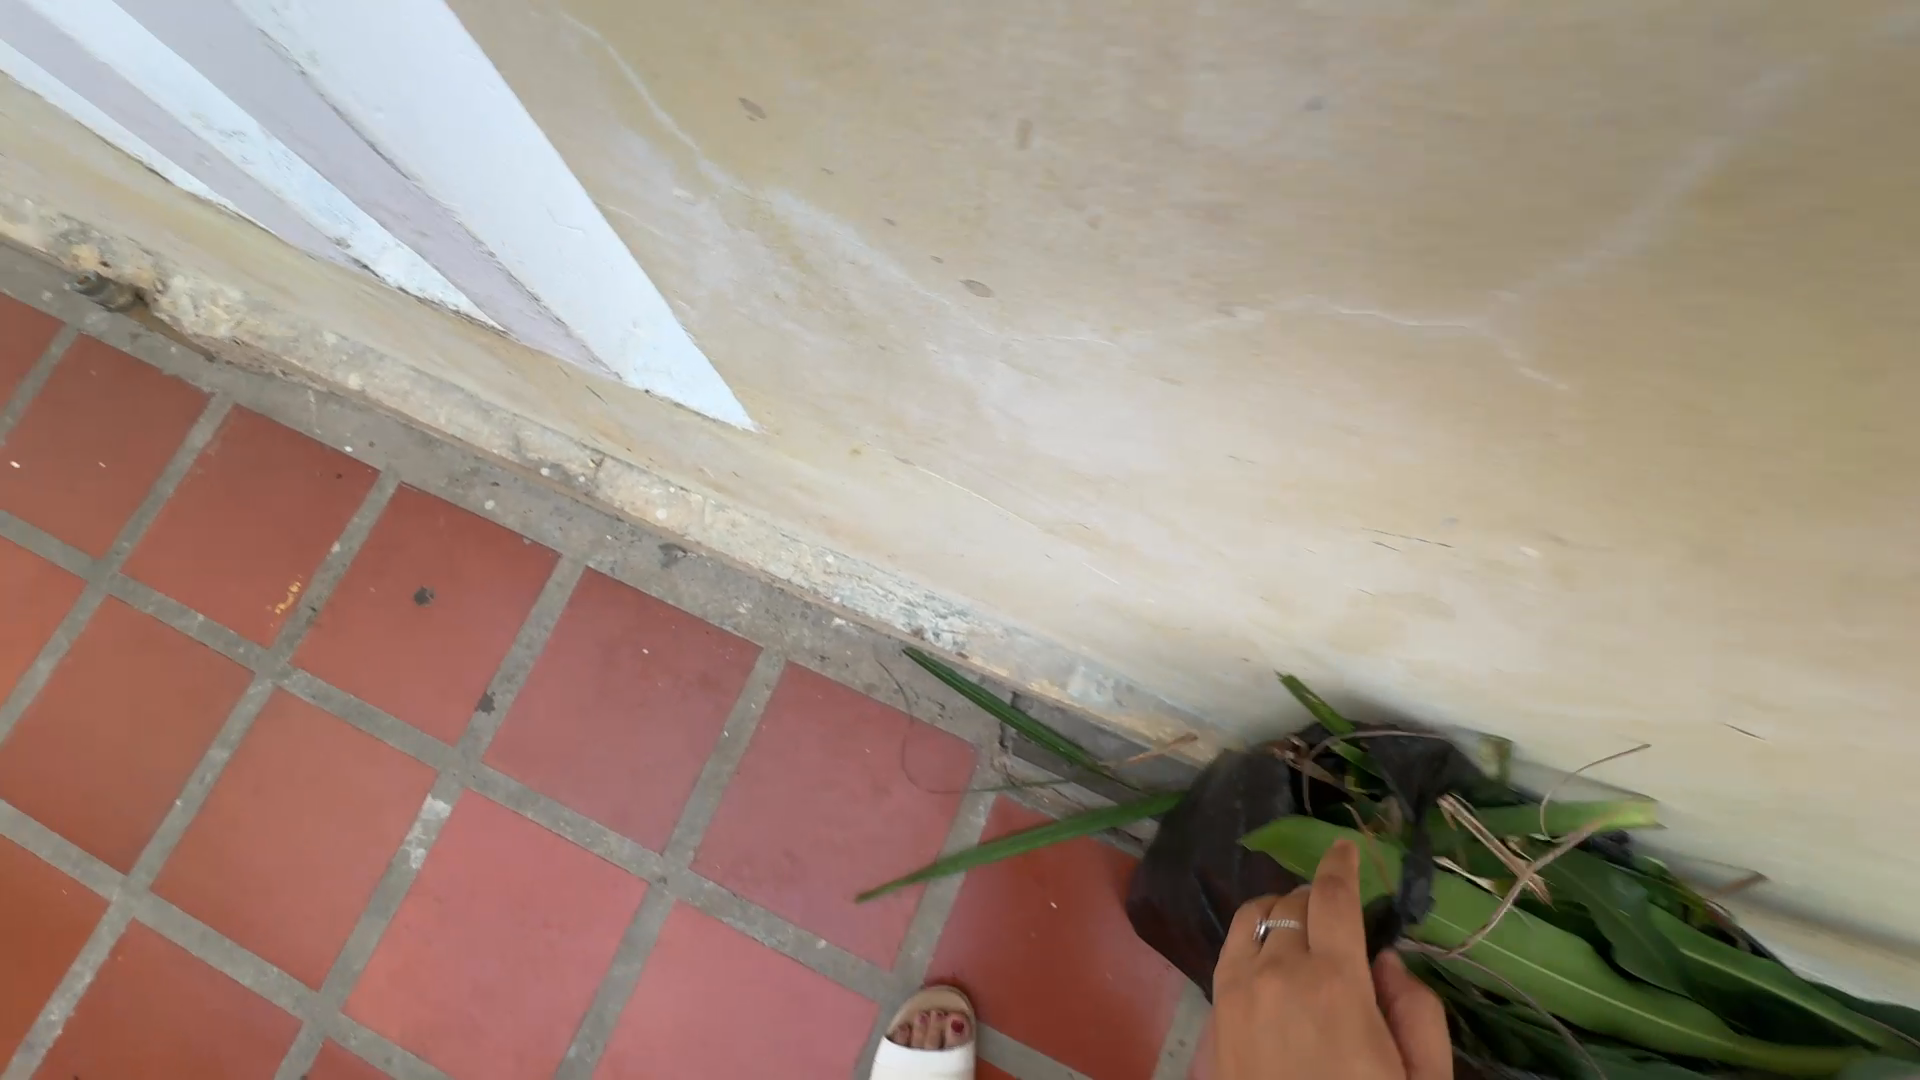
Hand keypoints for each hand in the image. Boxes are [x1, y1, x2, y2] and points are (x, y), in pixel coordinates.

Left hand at [1210, 838, 1452, 1079]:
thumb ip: (1417, 1013)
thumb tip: (1387, 960)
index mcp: (1333, 985)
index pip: (1331, 899)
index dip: (1340, 865)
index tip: (1346, 846)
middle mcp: (1277, 971)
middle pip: (1294, 903)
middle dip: (1320, 900)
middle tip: (1343, 924)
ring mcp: (1238, 985)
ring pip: (1256, 915)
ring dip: (1284, 911)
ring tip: (1307, 933)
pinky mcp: (1216, 1004)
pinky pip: (1233, 944)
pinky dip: (1255, 933)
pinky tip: (1275, 956)